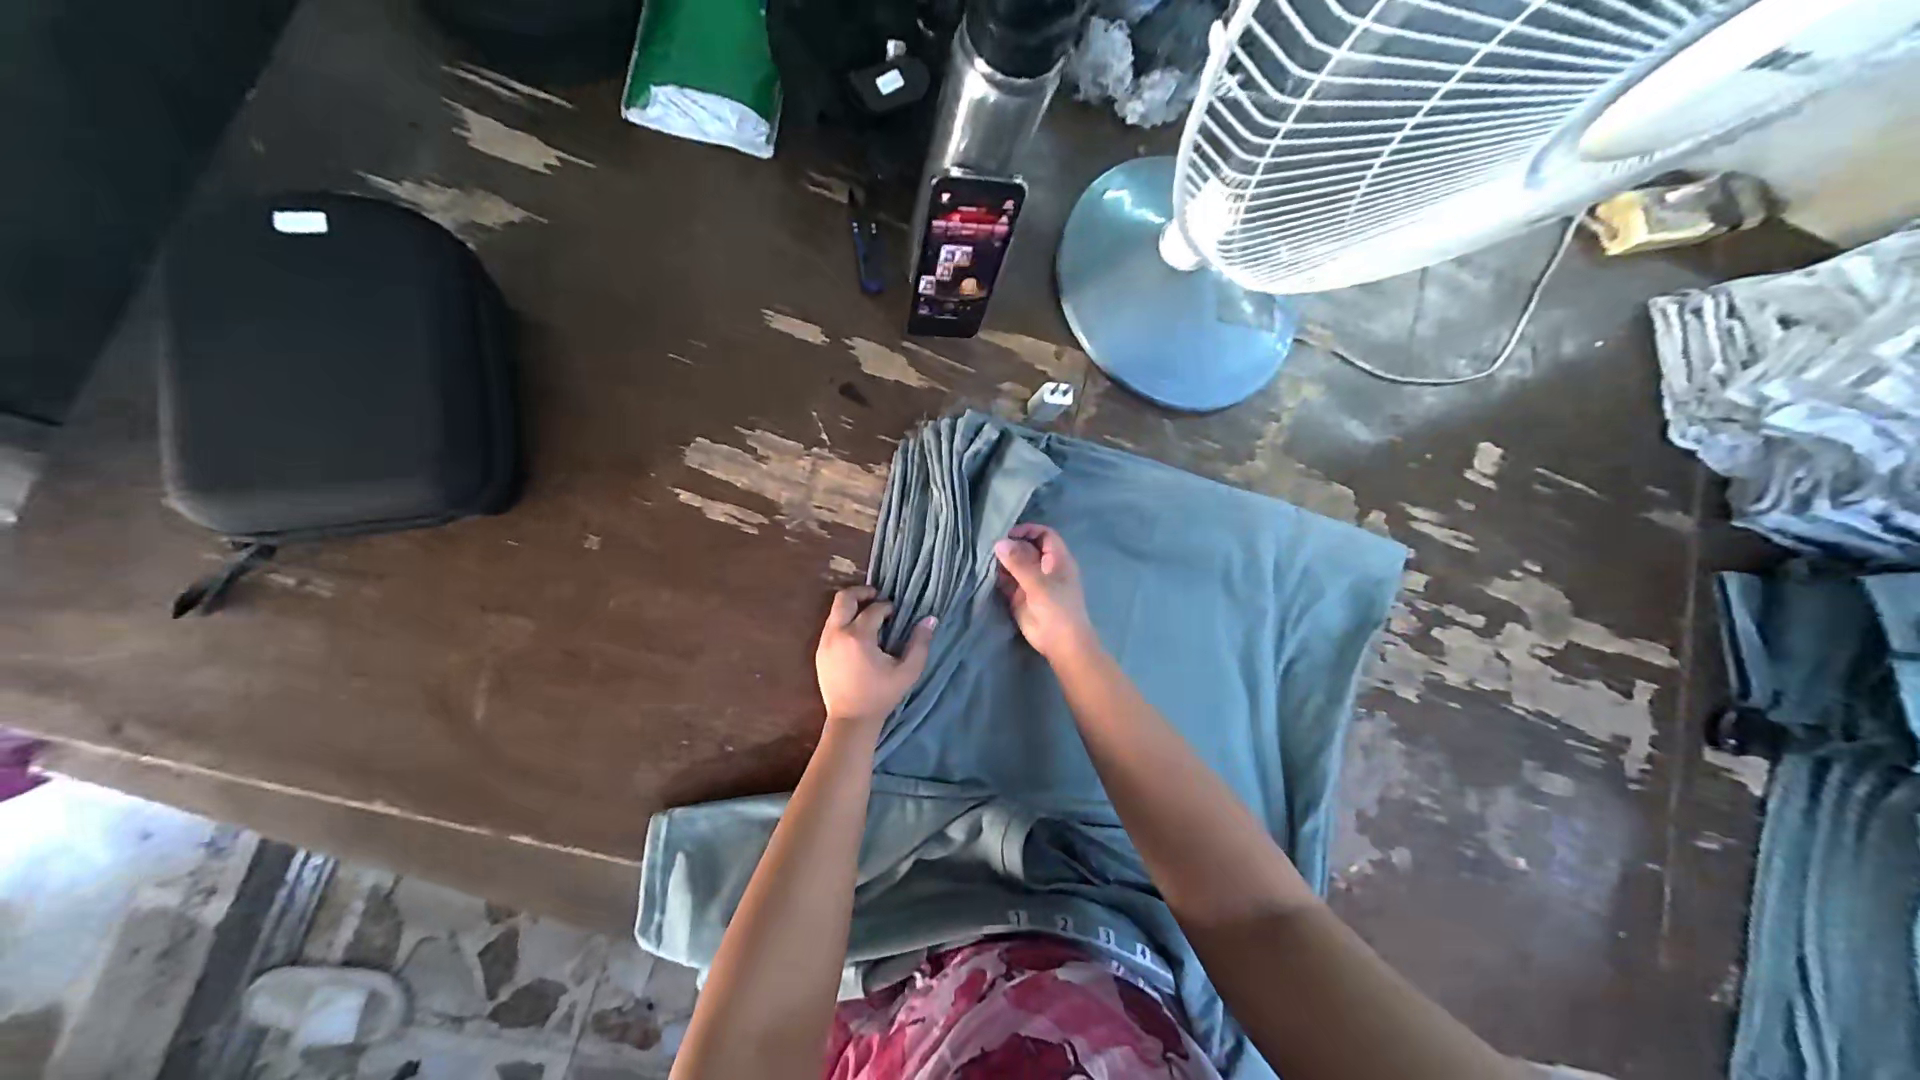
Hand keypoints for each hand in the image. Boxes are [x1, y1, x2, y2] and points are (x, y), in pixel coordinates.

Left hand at [815, 586, 935, 729]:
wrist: (850, 720)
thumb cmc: (881, 696)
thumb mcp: (907, 672)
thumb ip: (920, 644)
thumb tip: (930, 619)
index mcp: (858, 636)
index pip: (873, 609)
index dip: (887, 607)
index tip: (895, 613)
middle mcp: (837, 633)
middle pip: (844, 598)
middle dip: (862, 592)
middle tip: (877, 596)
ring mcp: (825, 642)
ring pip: (835, 611)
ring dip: (852, 607)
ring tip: (868, 615)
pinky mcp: (820, 652)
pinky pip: (830, 626)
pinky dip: (844, 621)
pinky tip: (857, 634)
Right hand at [993, 524, 1094, 661]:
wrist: (1060, 643)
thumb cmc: (1057, 609)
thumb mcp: (1039, 583)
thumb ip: (1019, 562)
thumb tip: (999, 543)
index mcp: (1057, 560)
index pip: (1044, 535)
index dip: (1028, 530)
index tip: (1007, 532)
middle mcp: (1044, 568)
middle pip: (1026, 548)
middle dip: (1010, 545)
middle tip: (987, 544)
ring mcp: (1032, 582)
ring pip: (1015, 565)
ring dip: (1001, 561)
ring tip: (982, 557)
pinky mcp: (1020, 597)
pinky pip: (1007, 582)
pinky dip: (997, 576)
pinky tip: (984, 573)